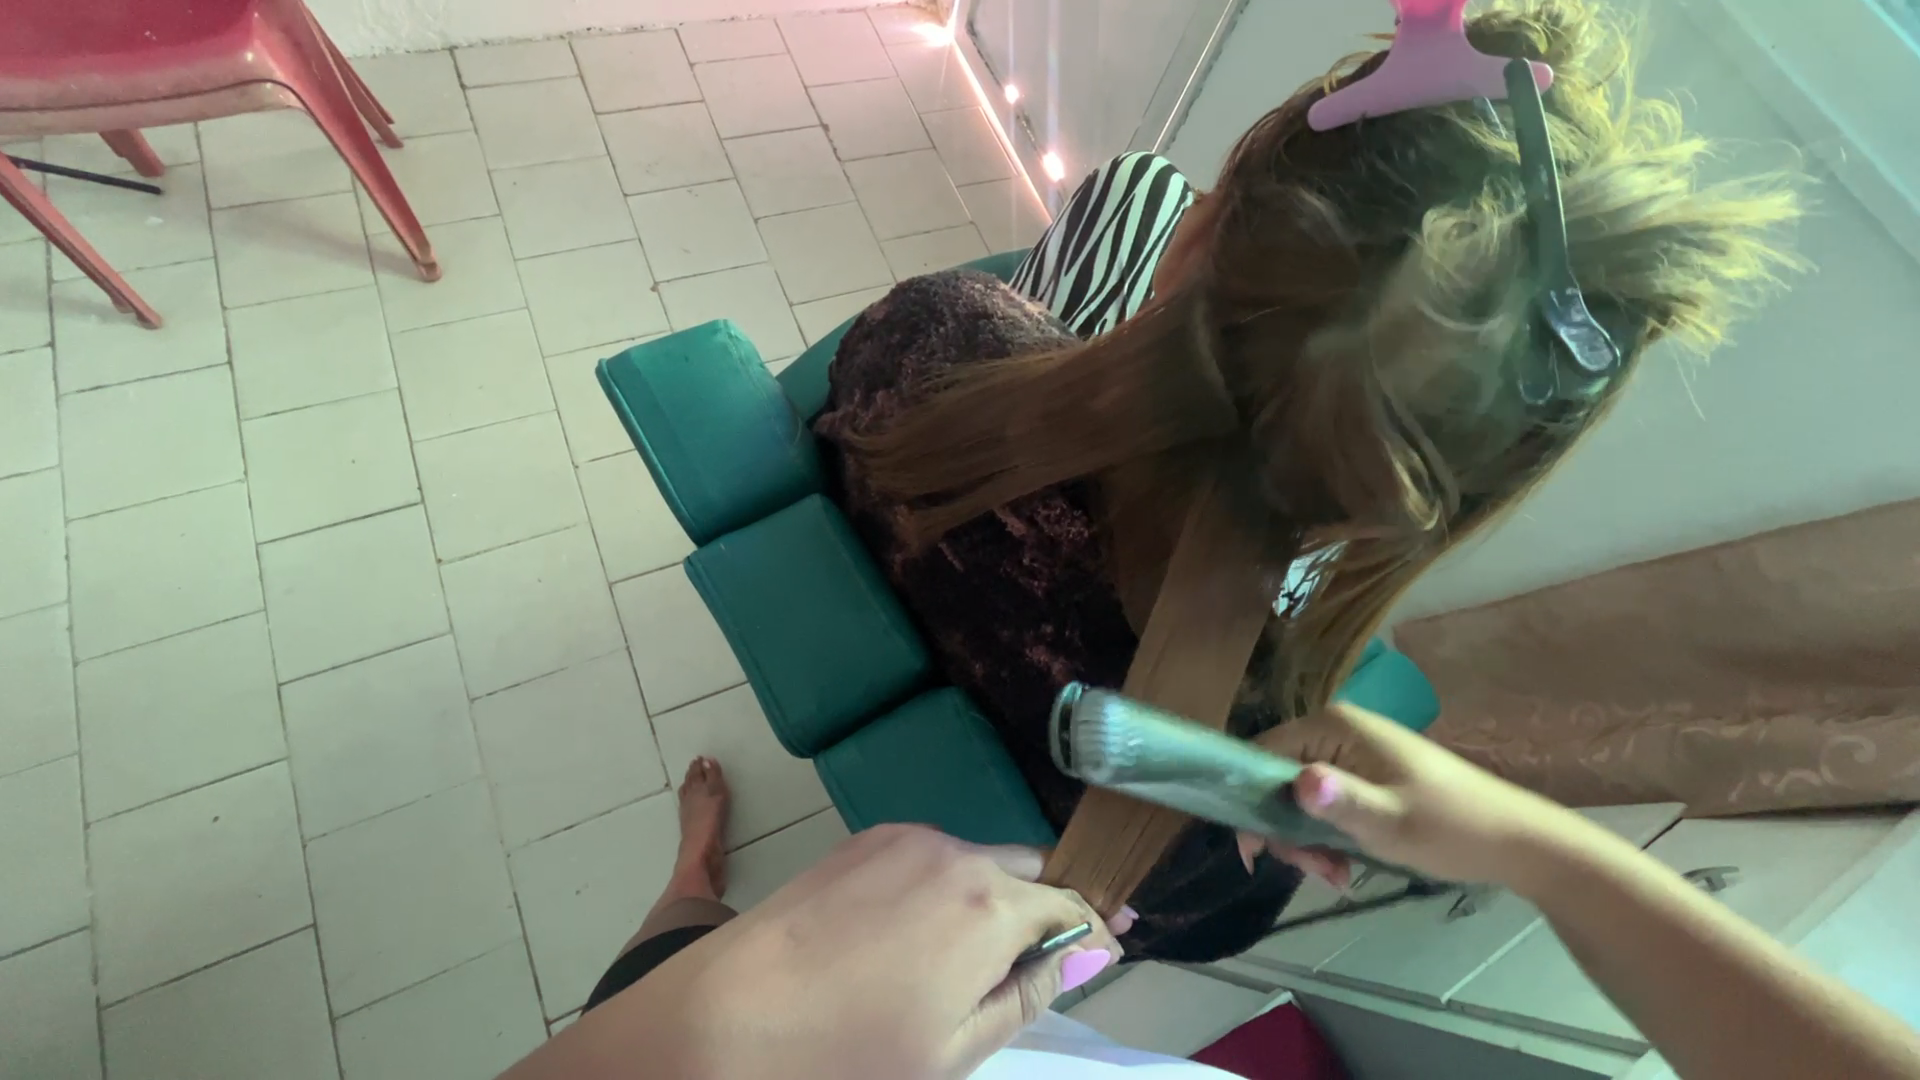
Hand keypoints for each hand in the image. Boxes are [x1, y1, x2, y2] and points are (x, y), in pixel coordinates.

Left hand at [568, 825, 1127, 1079]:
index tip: (1113, 940)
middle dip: (1043, 906)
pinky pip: (933, 853)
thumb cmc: (855, 1046)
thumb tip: (1072, 954)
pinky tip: (911, 927)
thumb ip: (1027, 990)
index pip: (1068, 904)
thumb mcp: (958, 1044)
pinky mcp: (874, 833)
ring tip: (962, 950)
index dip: (1094, 925)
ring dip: (990, 895)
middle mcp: (961, 853)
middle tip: (1037, 952)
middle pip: (1027, 871)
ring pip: (979, 860)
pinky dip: (945, 882)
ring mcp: (913, 836)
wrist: (739, 1005)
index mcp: (990, 907)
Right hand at [1240, 704, 1582, 890]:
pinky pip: (1325, 799)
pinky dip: (1326, 833)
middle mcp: (1334, 729)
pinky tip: (1343, 865)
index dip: (1250, 801)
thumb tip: (1301, 782)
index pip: (1262, 753)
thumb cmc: (1451, 827)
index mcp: (1333, 726)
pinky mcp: (1365, 771)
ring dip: (1307, 838)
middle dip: (1287, 830)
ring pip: (1301, 794)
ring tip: (1334, 876)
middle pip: (1279, 778)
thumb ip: (1342, 802)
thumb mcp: (1390, 821)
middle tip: (1312, 871)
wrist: (1518, 841)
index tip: (1255, 852)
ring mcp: (1351, 749)